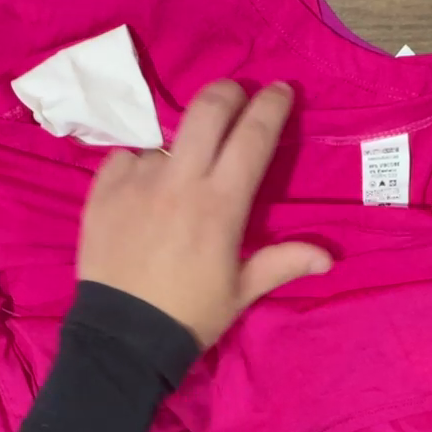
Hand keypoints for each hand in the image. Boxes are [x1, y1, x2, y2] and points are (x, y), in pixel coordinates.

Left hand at [77, 80, 331, 347]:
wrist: (124, 339)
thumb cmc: (190, 317)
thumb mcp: (241, 293)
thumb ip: (282, 264)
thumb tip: (328, 257)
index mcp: (221, 205)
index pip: (253, 136)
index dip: (271, 106)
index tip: (280, 91)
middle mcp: (180, 181)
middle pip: (208, 109)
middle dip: (228, 94)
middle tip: (236, 100)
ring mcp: (137, 181)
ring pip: (166, 138)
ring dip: (182, 147)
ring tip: (182, 176)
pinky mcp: (103, 190)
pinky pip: (128, 159)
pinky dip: (142, 168)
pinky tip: (144, 194)